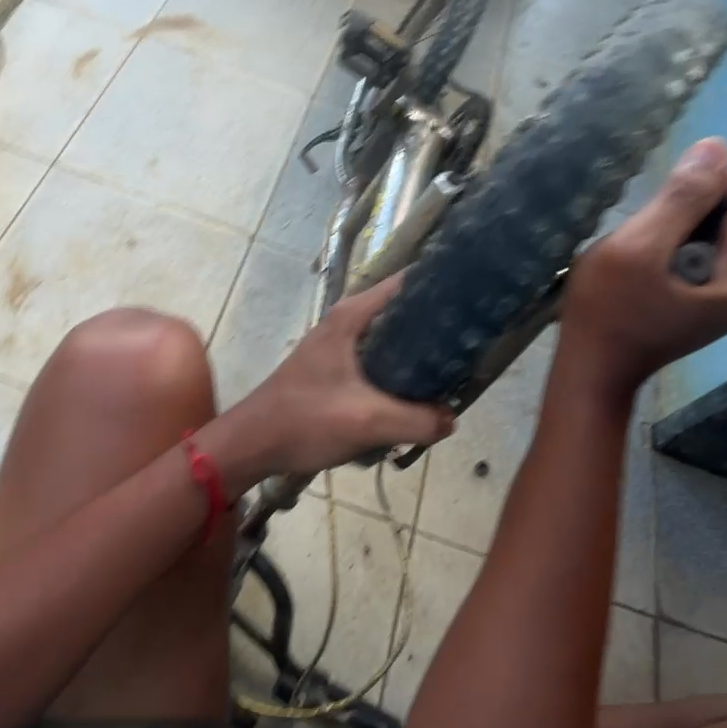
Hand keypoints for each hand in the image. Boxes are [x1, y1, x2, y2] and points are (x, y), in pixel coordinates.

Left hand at [198, 275, 454, 487]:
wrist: (252, 444)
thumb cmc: (305, 421)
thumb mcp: (369, 421)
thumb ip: (417, 420)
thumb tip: (451, 419)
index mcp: (352, 316)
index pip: (406, 283)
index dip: (440, 287)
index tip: (475, 299)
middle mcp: (347, 322)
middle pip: (402, 313)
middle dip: (436, 326)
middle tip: (471, 344)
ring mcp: (339, 345)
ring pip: (391, 340)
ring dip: (418, 354)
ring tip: (452, 370)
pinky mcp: (336, 369)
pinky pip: (379, 362)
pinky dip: (399, 372)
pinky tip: (417, 395)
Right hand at [562, 137, 726, 385]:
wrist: (596, 368)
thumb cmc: (608, 312)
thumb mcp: (636, 248)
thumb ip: (681, 198)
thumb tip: (718, 145)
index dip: (699, 188)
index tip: (656, 219)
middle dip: (692, 207)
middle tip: (649, 244)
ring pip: (726, 217)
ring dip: (683, 223)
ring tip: (648, 258)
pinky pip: (716, 238)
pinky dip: (682, 240)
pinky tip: (654, 267)